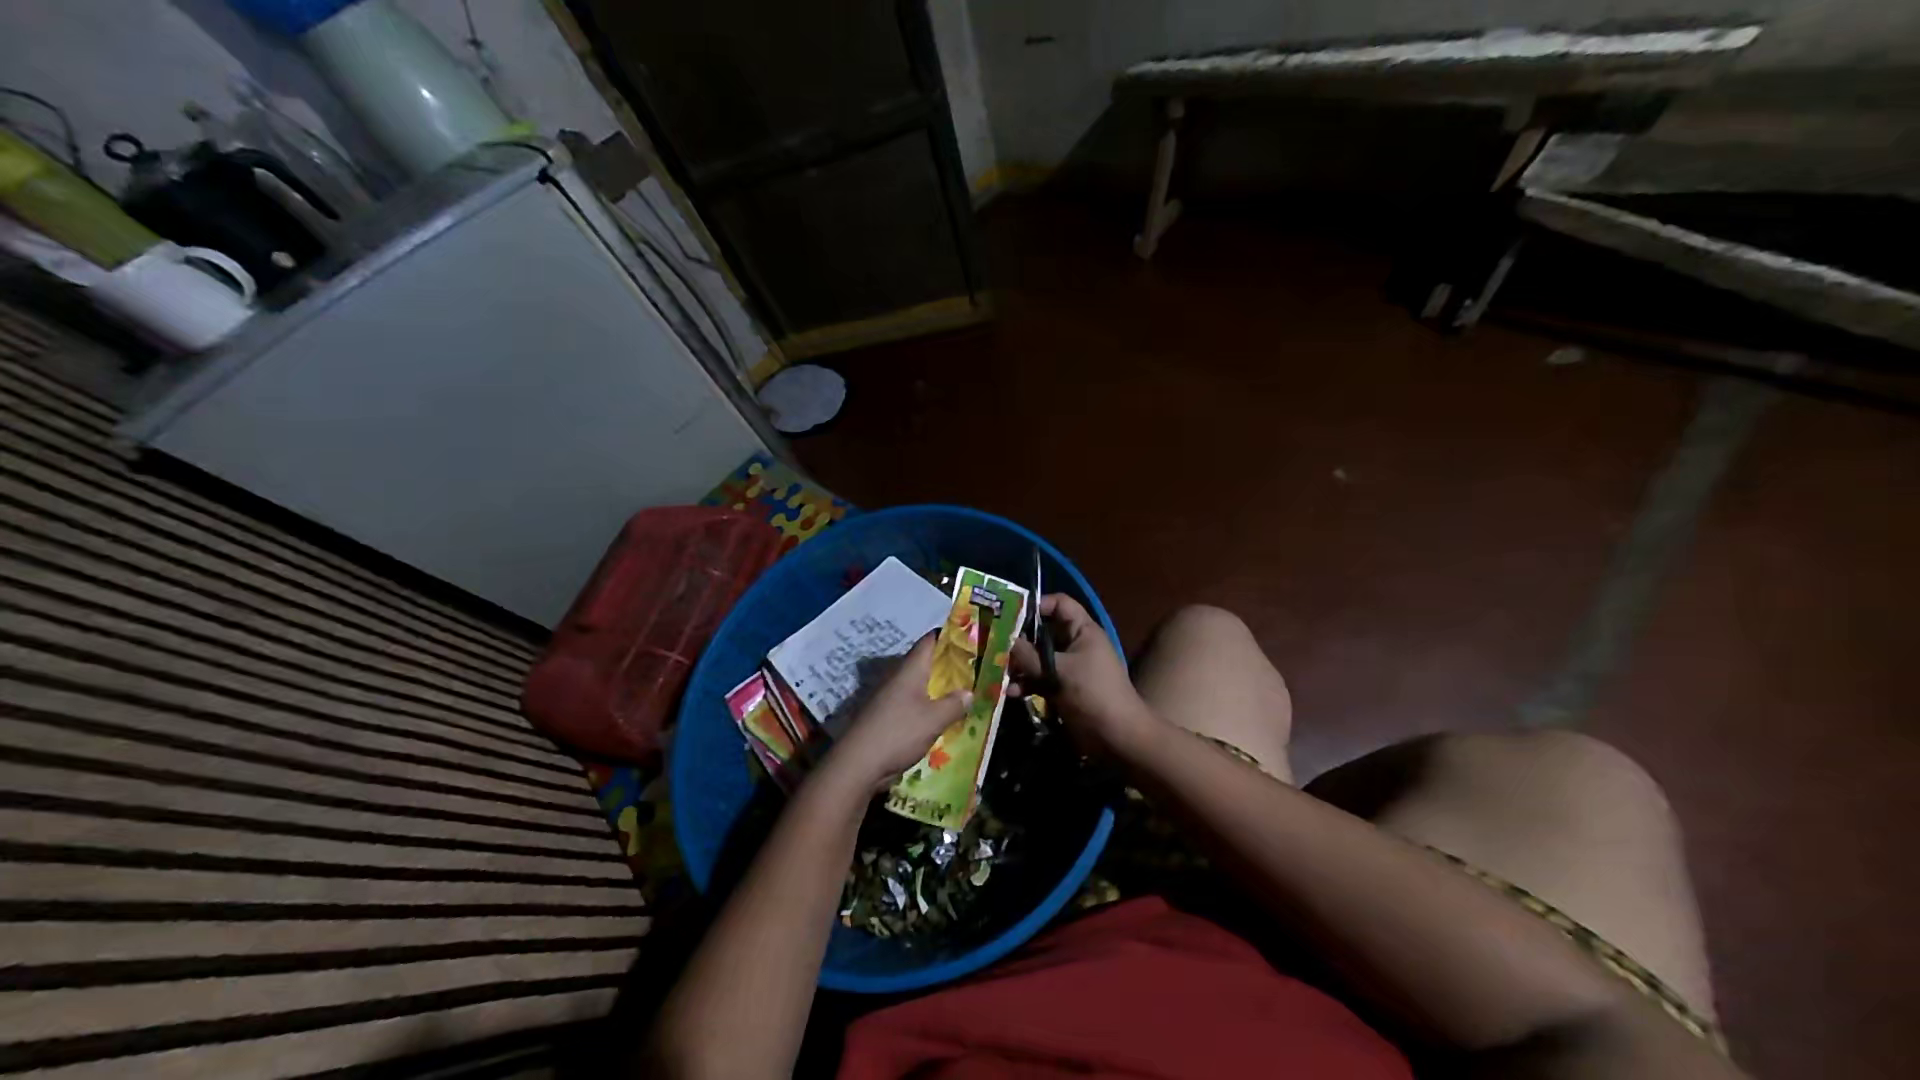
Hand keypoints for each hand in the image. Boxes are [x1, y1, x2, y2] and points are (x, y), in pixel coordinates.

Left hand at [823, 632, 971, 792]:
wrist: (858, 763)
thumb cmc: (899, 733)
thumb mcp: (934, 720)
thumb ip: (954, 704)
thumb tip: (969, 693)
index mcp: (910, 670)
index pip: (929, 641)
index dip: (948, 636)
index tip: (967, 639)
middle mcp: (897, 678)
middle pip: (923, 662)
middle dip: (945, 664)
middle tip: (970, 670)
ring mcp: (887, 697)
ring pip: (916, 684)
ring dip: (935, 687)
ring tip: (958, 694)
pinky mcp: (883, 715)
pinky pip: (909, 703)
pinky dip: (925, 705)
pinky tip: (937, 717)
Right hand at [1011, 594, 1157, 756]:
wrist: (1116, 738)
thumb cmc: (1093, 694)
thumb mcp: (1059, 671)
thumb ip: (1029, 655)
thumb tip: (1005, 640)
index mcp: (1083, 631)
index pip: (1060, 604)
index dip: (1037, 605)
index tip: (1011, 615)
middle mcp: (1074, 645)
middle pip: (1043, 632)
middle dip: (1019, 639)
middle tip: (994, 644)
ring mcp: (1068, 668)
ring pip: (1037, 658)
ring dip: (1019, 665)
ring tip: (999, 672)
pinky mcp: (1062, 689)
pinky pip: (1039, 679)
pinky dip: (1026, 683)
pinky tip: (1011, 693)